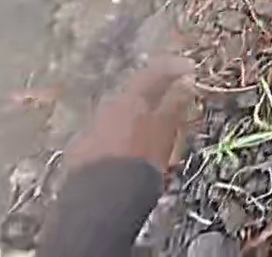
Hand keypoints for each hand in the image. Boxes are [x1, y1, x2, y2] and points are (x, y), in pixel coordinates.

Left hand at [61, 56, 198, 173]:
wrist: (100, 204)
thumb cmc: (142, 159)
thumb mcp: (166, 128)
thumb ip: (176, 101)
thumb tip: (186, 81)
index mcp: (130, 96)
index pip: (155, 70)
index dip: (175, 67)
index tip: (190, 68)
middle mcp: (108, 107)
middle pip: (136, 92)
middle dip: (156, 94)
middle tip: (175, 98)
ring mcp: (91, 131)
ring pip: (122, 114)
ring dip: (141, 115)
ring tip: (157, 128)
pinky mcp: (82, 154)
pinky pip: (109, 134)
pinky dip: (125, 134)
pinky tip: (133, 148)